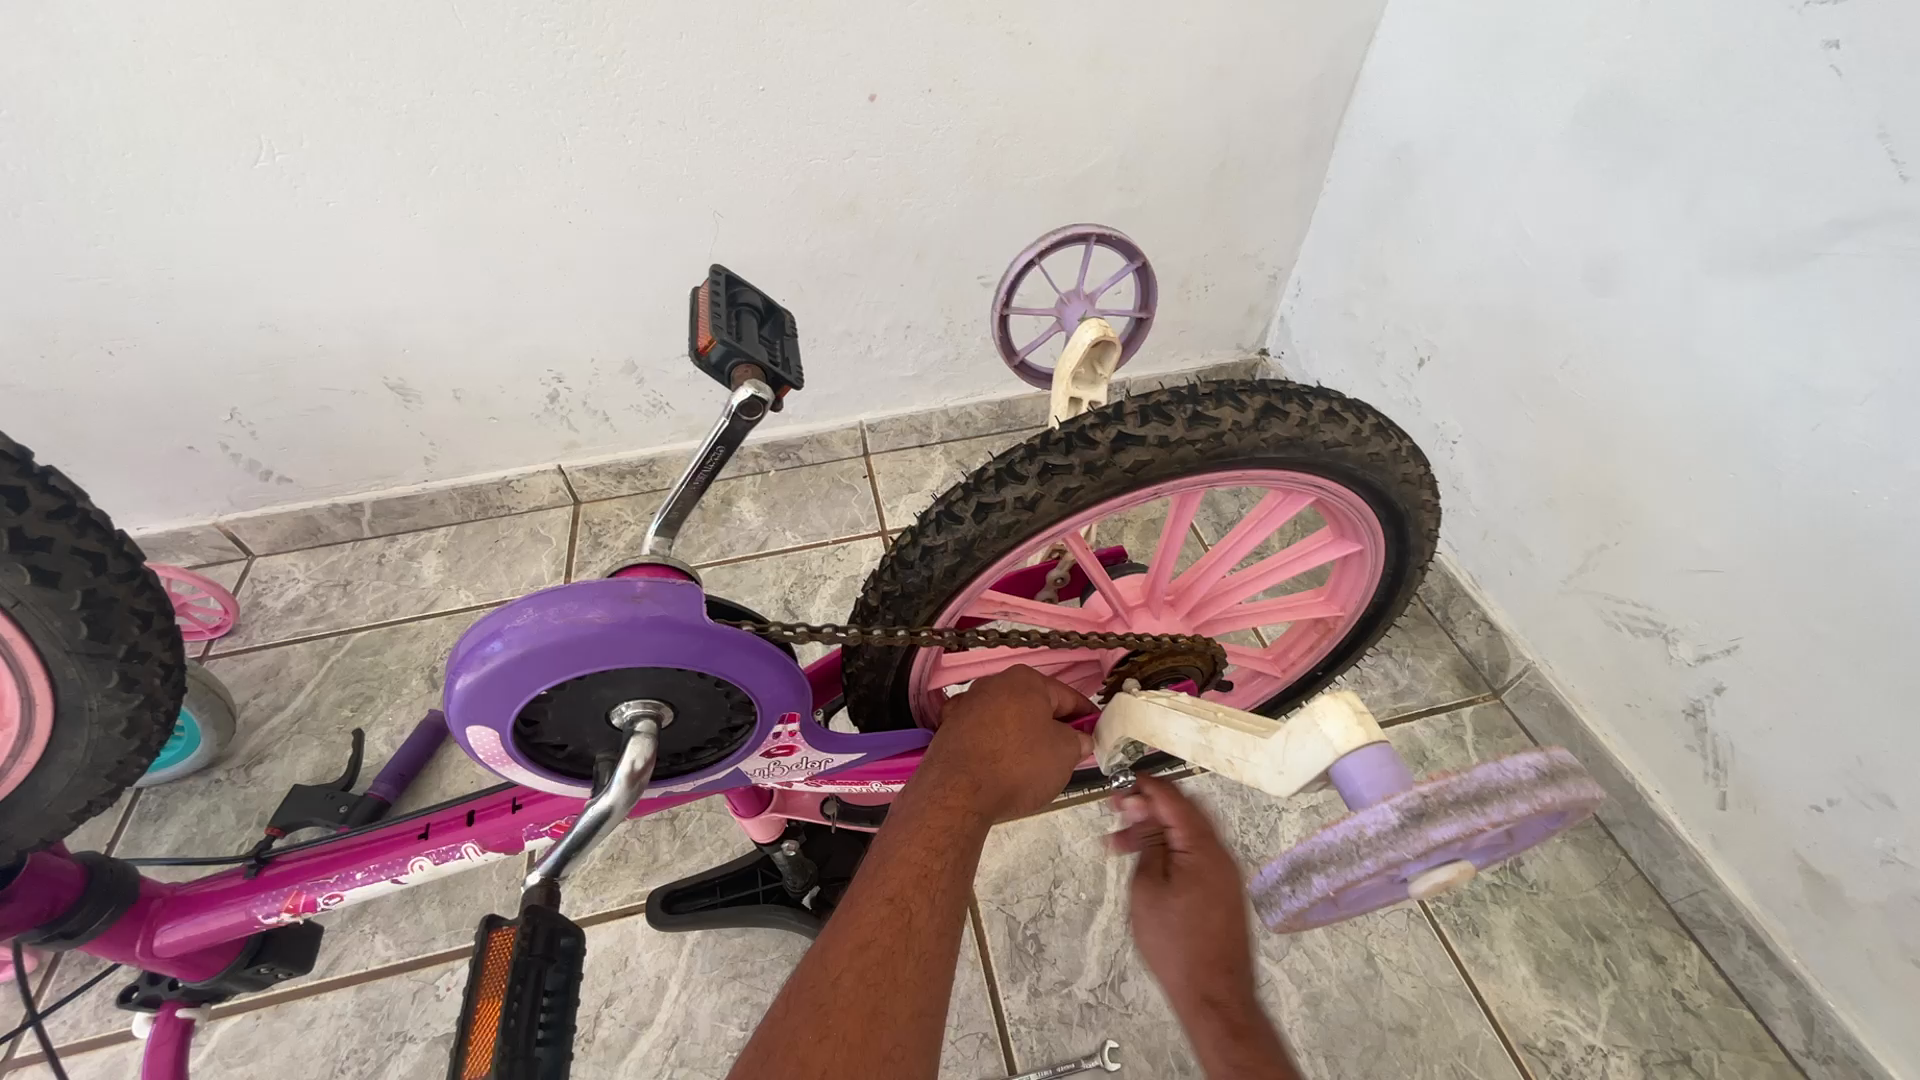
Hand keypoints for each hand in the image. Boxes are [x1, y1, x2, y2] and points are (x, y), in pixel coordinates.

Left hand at [915, 665, 1095, 823]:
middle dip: (1052, 725)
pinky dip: (994, 743)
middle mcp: (994, 683)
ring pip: (1007, 717)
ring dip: (1022, 734)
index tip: (1096, 732)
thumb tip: (1079, 739)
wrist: (957, 793)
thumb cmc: (1018, 766)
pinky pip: (982, 732)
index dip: (1086, 716)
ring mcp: (967, 703)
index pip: (1068, 696)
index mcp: (1026, 680)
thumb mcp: (1065, 754)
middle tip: (1069, 751)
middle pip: (1034, 704)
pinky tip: (999, 763)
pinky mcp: (948, 727)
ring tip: (1034, 763)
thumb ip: (1078, 740)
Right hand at [1110, 774, 1257, 1015]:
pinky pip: (1196, 854)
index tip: (1117, 788)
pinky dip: (1171, 849)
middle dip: (1148, 807)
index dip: (1143, 787)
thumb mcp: (1147, 887)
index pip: (1172, 798)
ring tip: (1121, 845)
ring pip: (1188, 833)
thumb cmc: (1175, 945)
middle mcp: (1221, 852)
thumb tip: (1143, 808)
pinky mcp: (1223, 890)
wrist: (1214, 997)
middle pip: (1183, 811)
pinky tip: (1147, 863)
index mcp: (1203, 846)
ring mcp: (1225, 872)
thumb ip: (1147, 841)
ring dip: (1156, 830)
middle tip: (1117, 814)